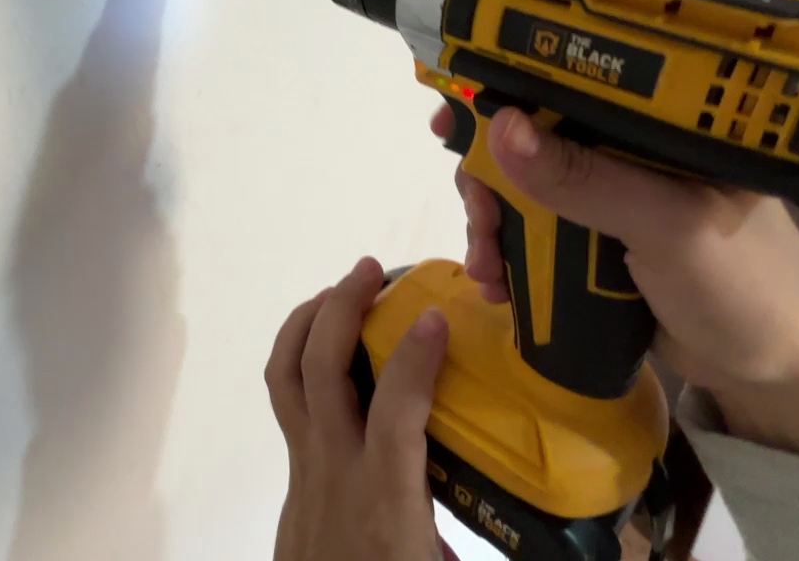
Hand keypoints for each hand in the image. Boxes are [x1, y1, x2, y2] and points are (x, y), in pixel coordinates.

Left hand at [268, 256, 457, 560]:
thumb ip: (474, 529)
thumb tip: (514, 508)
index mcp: (384, 500)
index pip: (394, 413)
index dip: (414, 360)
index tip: (434, 316)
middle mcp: (334, 470)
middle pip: (320, 371)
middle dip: (340, 309)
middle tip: (369, 270)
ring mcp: (302, 467)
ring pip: (284, 376)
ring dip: (305, 322)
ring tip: (334, 292)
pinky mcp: (291, 472)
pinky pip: (285, 397)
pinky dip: (298, 356)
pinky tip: (324, 347)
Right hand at [433, 103, 798, 463]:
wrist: (779, 383)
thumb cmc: (745, 290)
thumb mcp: (665, 227)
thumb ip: (585, 180)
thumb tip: (500, 126)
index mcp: (654, 127)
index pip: (566, 86)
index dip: (503, 90)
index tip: (452, 117)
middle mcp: (623, 150)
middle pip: (526, 138)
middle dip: (486, 176)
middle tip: (474, 212)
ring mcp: (605, 196)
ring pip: (518, 187)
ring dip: (488, 223)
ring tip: (487, 268)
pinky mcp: (591, 239)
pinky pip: (527, 230)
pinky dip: (502, 252)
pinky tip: (497, 283)